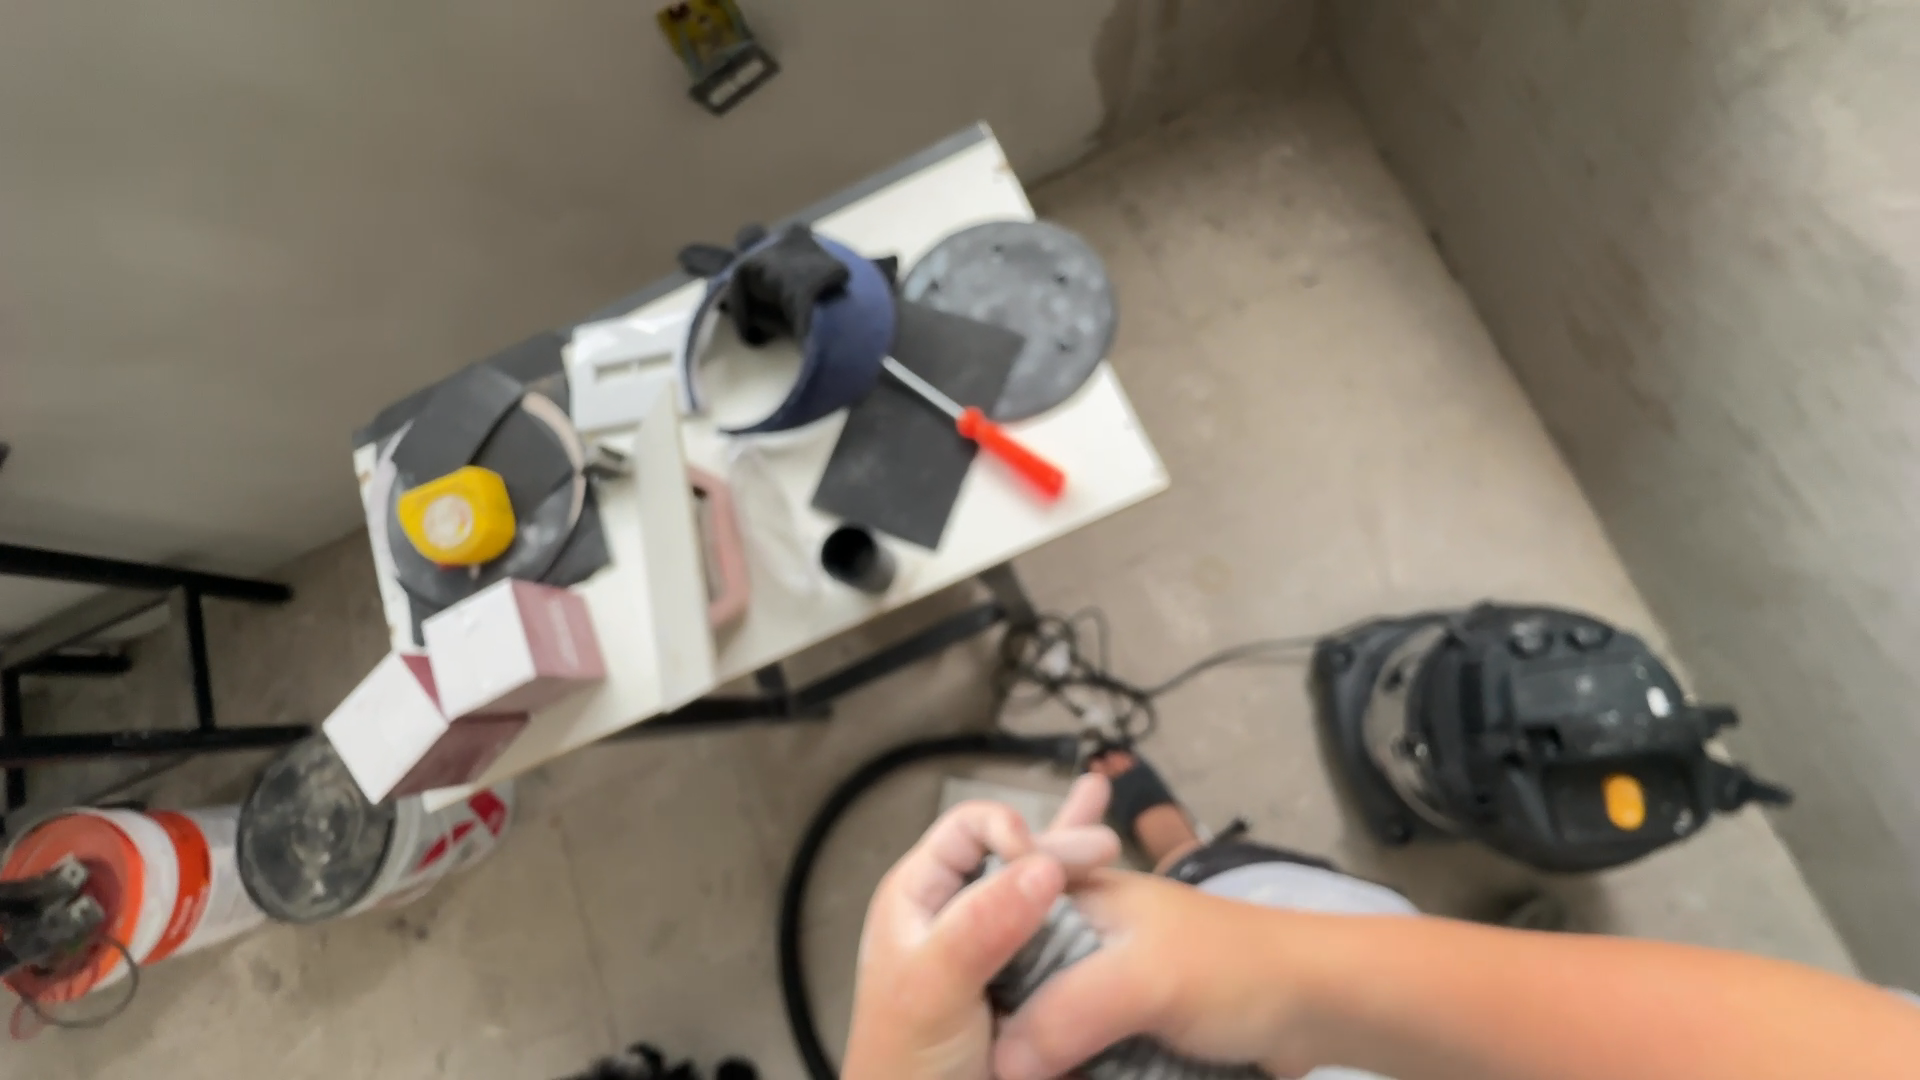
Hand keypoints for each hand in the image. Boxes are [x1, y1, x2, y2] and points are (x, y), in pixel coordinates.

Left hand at [841, 776, 1120, 1079]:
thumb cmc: (911, 1063)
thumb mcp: (936, 988)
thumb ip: (983, 926)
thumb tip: (1045, 866)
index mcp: (921, 893)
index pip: (967, 829)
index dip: (1007, 831)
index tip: (1046, 866)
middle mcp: (955, 906)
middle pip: (1009, 855)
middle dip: (1057, 846)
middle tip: (1106, 849)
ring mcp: (990, 940)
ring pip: (1036, 888)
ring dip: (1074, 865)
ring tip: (1112, 849)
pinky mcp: (1020, 975)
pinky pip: (1054, 927)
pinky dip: (1081, 901)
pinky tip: (1109, 875)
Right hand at [993, 870, 1316, 1079]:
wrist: (1315, 1005)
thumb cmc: (1228, 968)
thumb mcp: (1142, 980)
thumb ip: (1067, 1011)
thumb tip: (998, 1065)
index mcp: (1075, 892)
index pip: (997, 914)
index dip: (969, 955)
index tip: (944, 1016)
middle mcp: (1080, 929)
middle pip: (1014, 969)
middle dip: (995, 1014)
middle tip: (971, 1059)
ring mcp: (1104, 976)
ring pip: (1043, 1010)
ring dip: (1029, 1046)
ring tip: (993, 1074)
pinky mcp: (1125, 1018)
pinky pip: (1075, 1040)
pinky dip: (1060, 1062)